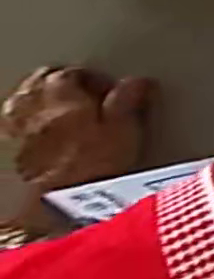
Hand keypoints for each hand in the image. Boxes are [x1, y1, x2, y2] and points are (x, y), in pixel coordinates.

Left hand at [3, 67, 152, 232]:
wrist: (62, 202)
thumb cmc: (99, 162)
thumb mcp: (127, 125)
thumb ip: (129, 99)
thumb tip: (136, 81)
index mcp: (62, 104)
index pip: (66, 75)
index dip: (88, 75)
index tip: (108, 83)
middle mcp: (31, 116)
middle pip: (34, 87)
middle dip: (54, 83)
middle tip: (80, 88)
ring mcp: (16, 137)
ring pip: (17, 106)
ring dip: (35, 100)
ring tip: (58, 105)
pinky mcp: (12, 156)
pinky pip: (12, 127)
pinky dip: (24, 121)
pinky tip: (38, 128)